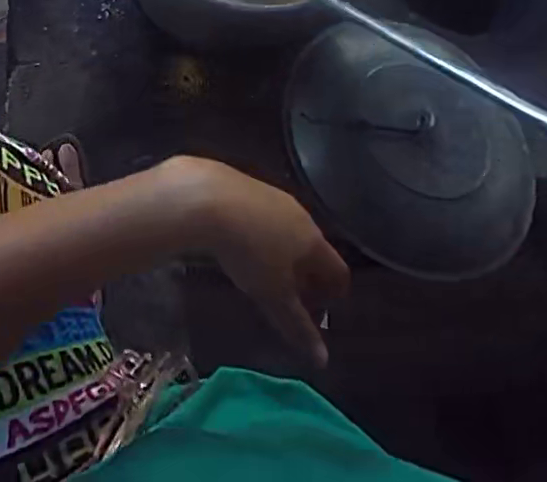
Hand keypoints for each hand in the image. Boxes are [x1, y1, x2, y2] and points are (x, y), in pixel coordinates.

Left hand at [161, 157, 350, 365]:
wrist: (208, 197)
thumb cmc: (248, 251)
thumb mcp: (272, 295)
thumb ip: (297, 326)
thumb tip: (322, 360)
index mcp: (314, 240)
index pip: (339, 271)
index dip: (333, 295)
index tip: (316, 313)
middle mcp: (300, 214)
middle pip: (314, 249)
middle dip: (307, 276)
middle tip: (289, 298)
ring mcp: (273, 196)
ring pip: (288, 230)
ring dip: (283, 254)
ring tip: (262, 273)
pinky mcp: (248, 185)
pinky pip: (264, 215)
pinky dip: (261, 234)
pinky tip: (239, 243)